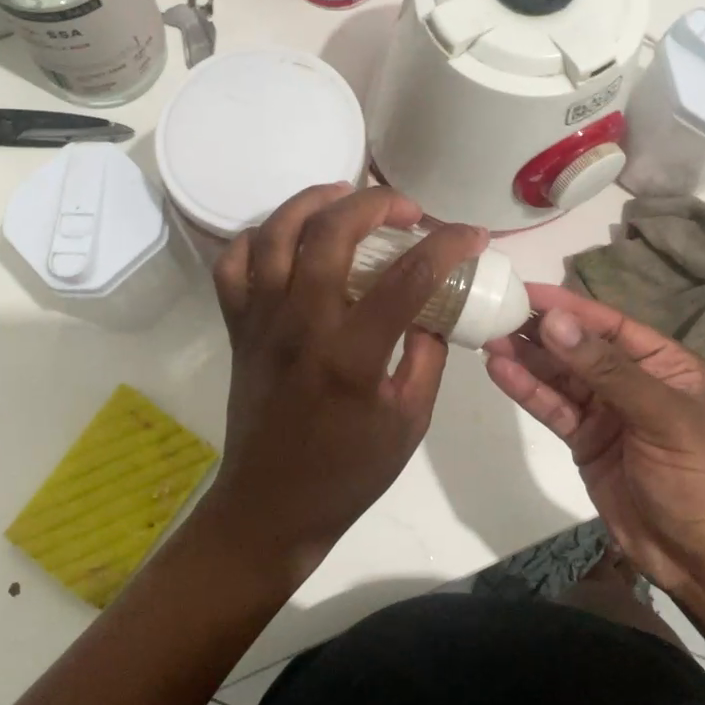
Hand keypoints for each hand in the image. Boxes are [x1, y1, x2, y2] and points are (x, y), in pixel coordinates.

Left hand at [203, 184, 486, 579]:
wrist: (271, 507)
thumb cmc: (347, 473)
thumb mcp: (409, 423)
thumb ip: (426, 359)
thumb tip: (432, 310)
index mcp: (351, 356)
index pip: (407, 278)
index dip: (447, 245)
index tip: (472, 234)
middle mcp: (301, 326)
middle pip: (330, 233)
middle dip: (376, 203)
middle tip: (407, 209)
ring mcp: (261, 323)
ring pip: (275, 234)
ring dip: (312, 202)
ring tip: (346, 196)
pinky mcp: (237, 329)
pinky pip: (233, 266)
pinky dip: (257, 238)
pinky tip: (287, 237)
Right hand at [484, 286, 704, 596]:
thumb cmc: (703, 482)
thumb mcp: (663, 419)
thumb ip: (607, 370)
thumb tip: (555, 322)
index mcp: (668, 366)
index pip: (611, 326)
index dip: (568, 308)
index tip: (523, 290)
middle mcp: (636, 383)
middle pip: (579, 348)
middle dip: (539, 331)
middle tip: (492, 311)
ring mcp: (609, 414)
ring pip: (560, 378)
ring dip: (526, 359)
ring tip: (485, 337)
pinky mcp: (587, 443)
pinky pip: (553, 410)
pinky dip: (528, 392)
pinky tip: (500, 372)